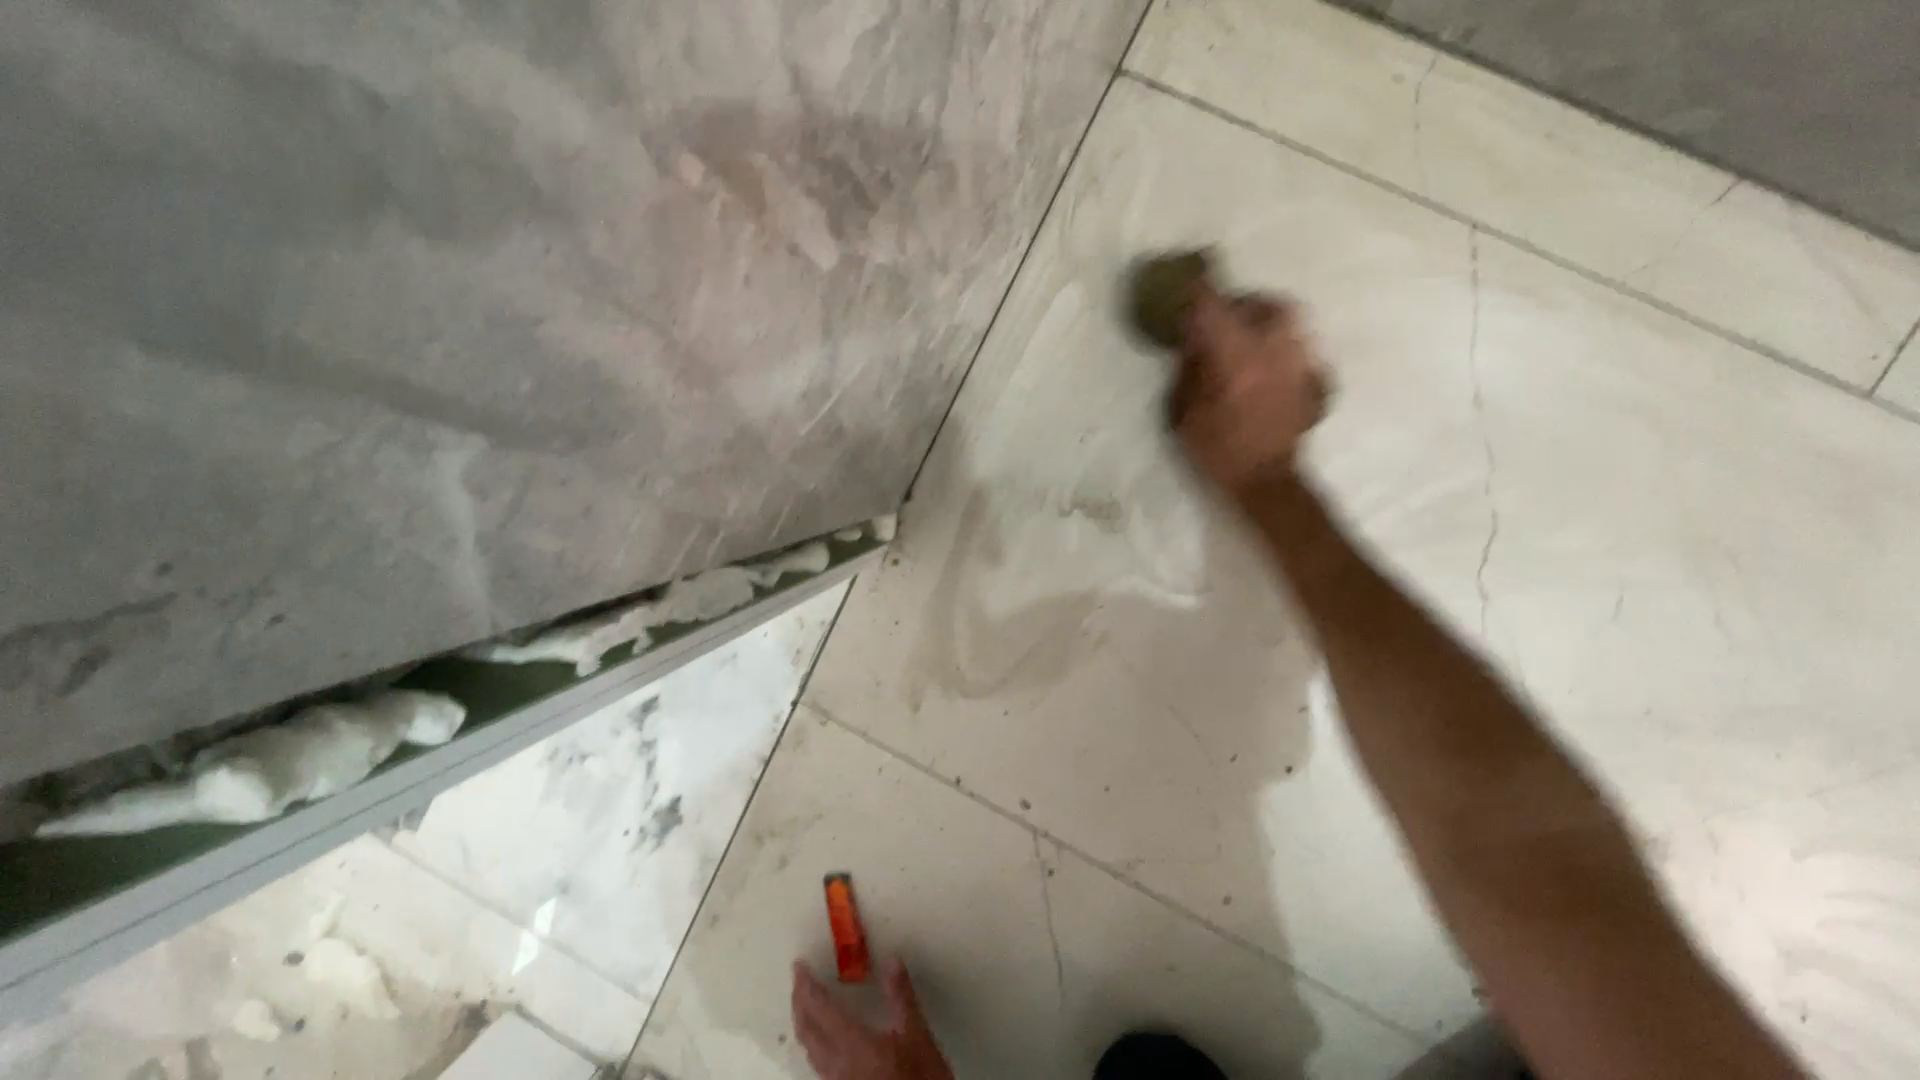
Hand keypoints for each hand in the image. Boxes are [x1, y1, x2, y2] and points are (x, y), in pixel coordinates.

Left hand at [791, 959, 954, 1079]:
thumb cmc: (920, 1077)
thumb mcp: (917, 1034)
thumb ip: (901, 997)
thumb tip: (891, 961)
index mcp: (854, 1043)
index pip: (820, 1009)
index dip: (807, 985)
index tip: (799, 966)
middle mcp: (837, 1063)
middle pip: (807, 1029)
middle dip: (799, 1001)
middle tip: (799, 979)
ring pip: (808, 1048)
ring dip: (802, 1021)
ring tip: (804, 1002)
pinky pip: (816, 1062)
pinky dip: (812, 1041)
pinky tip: (821, 1037)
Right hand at [1168, 287, 1330, 497]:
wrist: (1266, 481)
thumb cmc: (1217, 449)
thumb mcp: (1184, 411)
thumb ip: (1189, 368)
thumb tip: (1193, 340)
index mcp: (1236, 355)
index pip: (1214, 305)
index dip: (1199, 291)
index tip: (1188, 284)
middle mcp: (1273, 348)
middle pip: (1263, 303)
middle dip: (1241, 303)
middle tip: (1224, 315)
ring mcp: (1299, 361)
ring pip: (1288, 319)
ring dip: (1265, 318)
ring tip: (1248, 333)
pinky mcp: (1312, 376)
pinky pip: (1299, 344)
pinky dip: (1282, 343)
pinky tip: (1267, 359)